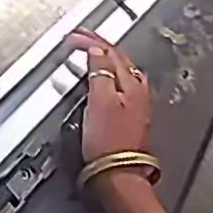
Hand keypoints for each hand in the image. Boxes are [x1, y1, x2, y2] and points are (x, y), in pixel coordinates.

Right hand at [68, 30, 151, 160]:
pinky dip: (107, 74)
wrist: (118, 177)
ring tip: (90, 53)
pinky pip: (119, 84)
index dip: (91, 40)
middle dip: (99, 45)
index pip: (110, 51)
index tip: (74, 35)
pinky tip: (100, 80)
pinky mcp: (129, 118)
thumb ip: (99, 71)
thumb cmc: (109, 142)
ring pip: (121, 71)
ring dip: (104, 59)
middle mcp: (138, 92)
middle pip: (119, 59)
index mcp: (132, 84)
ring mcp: (136, 106)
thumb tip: (97, 51)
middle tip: (80, 38)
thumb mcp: (100, 100)